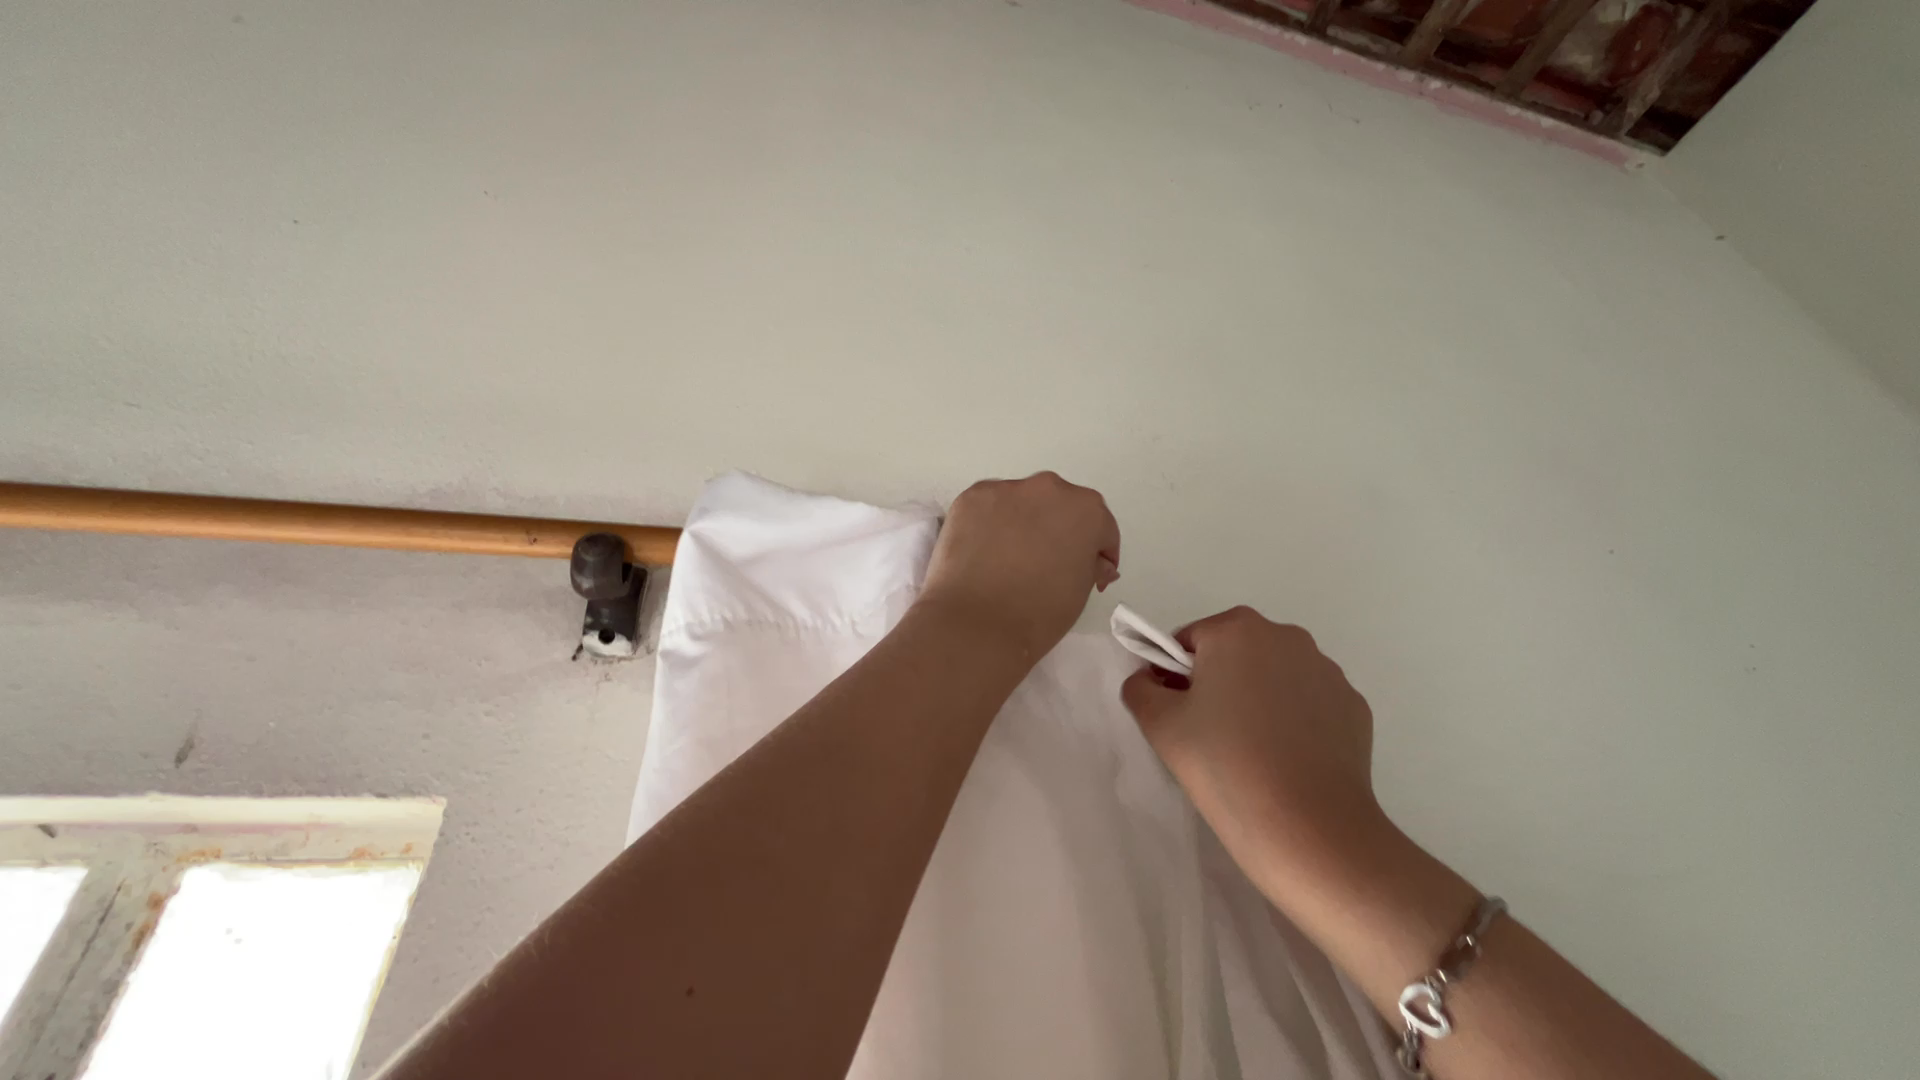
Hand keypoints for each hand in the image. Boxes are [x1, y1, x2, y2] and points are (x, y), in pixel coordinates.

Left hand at [917, 472, 1120, 660]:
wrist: (977, 623)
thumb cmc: (1039, 612)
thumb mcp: (1081, 592)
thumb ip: (1091, 565)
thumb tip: (1093, 561)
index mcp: (1086, 510)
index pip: (1100, 528)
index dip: (1096, 554)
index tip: (1087, 576)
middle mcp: (1048, 488)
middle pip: (1058, 507)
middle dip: (1057, 531)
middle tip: (1045, 565)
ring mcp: (1005, 489)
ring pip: (1020, 503)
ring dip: (1021, 523)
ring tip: (1008, 560)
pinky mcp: (970, 498)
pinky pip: (987, 508)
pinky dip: (988, 525)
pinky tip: (982, 553)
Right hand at [1120, 606, 1382, 880]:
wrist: (1307, 828)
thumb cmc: (1223, 763)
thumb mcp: (1159, 724)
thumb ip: (1141, 688)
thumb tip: (1150, 680)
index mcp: (1237, 630)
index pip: (1189, 641)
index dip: (1175, 676)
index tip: (1178, 716)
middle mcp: (1287, 637)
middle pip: (1235, 653)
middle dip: (1219, 683)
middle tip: (1209, 735)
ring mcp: (1328, 671)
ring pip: (1275, 677)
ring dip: (1258, 700)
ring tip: (1251, 752)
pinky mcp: (1354, 707)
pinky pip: (1309, 704)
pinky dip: (1294, 722)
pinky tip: (1286, 760)